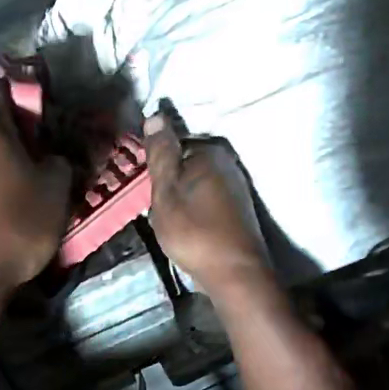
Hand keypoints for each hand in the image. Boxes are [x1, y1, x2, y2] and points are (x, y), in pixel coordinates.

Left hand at [0, 81, 72, 296]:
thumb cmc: (19, 223)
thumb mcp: (57, 190)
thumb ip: (59, 164)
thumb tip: (53, 158)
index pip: (0, 95)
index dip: (20, 94)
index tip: (37, 102)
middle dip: (16, 143)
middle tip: (42, 158)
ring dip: (2, 172)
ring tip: (27, 193)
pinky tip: (6, 216)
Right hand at [145, 111, 271, 300]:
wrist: (234, 274)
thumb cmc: (194, 232)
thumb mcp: (166, 192)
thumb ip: (161, 154)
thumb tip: (155, 115)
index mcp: (210, 151)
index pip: (173, 146)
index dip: (156, 169)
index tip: (149, 192)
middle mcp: (228, 163)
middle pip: (185, 167)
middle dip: (170, 185)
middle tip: (159, 212)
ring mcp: (237, 188)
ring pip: (196, 186)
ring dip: (182, 202)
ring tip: (173, 225)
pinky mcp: (239, 211)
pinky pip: (208, 202)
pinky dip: (196, 213)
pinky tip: (191, 231)